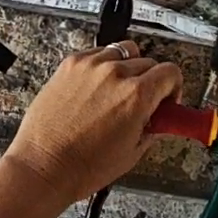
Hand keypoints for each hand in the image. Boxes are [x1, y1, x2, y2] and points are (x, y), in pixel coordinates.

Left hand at [1, 40, 184, 203]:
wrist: (43, 165)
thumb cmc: (83, 167)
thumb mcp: (131, 154)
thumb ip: (153, 129)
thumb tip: (163, 119)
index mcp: (136, 95)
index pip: (170, 72)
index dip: (173, 87)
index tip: (167, 99)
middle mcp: (116, 73)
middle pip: (149, 62)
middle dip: (151, 82)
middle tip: (142, 102)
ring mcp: (92, 65)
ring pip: (124, 51)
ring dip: (128, 67)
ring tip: (117, 91)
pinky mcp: (72, 63)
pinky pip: (98, 53)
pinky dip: (103, 65)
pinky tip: (96, 87)